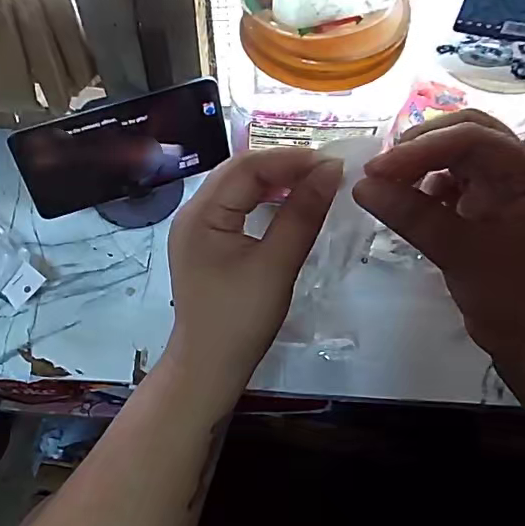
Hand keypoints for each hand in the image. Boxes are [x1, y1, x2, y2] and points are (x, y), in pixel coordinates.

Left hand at [165, 147, 341, 387]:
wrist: (209, 365)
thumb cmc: (240, 319)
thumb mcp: (277, 264)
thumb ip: (302, 214)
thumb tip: (331, 170)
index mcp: (200, 214)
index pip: (246, 167)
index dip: (290, 160)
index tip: (332, 163)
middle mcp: (192, 213)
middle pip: (238, 172)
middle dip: (282, 165)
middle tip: (327, 169)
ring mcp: (195, 229)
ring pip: (236, 188)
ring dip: (273, 181)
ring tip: (313, 181)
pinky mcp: (205, 244)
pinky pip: (235, 208)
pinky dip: (263, 200)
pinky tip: (287, 203)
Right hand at [352, 110, 524, 366]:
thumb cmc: (518, 300)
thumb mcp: (461, 254)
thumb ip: (412, 215)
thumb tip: (361, 186)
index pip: (473, 137)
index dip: (419, 148)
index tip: (375, 172)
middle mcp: (522, 176)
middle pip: (469, 136)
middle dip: (421, 147)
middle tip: (379, 171)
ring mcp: (508, 197)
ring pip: (461, 161)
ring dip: (423, 166)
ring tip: (388, 187)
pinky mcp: (493, 218)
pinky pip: (457, 189)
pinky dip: (429, 190)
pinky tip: (410, 206)